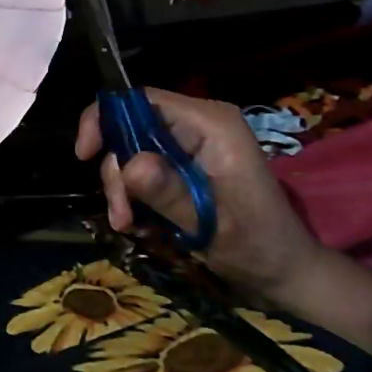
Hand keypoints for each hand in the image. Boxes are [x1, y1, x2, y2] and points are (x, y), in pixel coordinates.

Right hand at [76, 89, 325, 304]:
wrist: (285, 271)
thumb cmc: (259, 247)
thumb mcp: (212, 225)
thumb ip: (170, 193)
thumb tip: (129, 164)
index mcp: (211, 125)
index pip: (143, 100)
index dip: (106, 119)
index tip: (86, 156)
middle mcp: (199, 126)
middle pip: (131, 128)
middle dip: (117, 171)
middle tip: (121, 217)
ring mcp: (192, 145)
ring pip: (132, 151)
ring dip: (123, 189)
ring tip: (130, 226)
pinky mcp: (185, 165)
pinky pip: (144, 169)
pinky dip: (134, 196)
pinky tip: (141, 224)